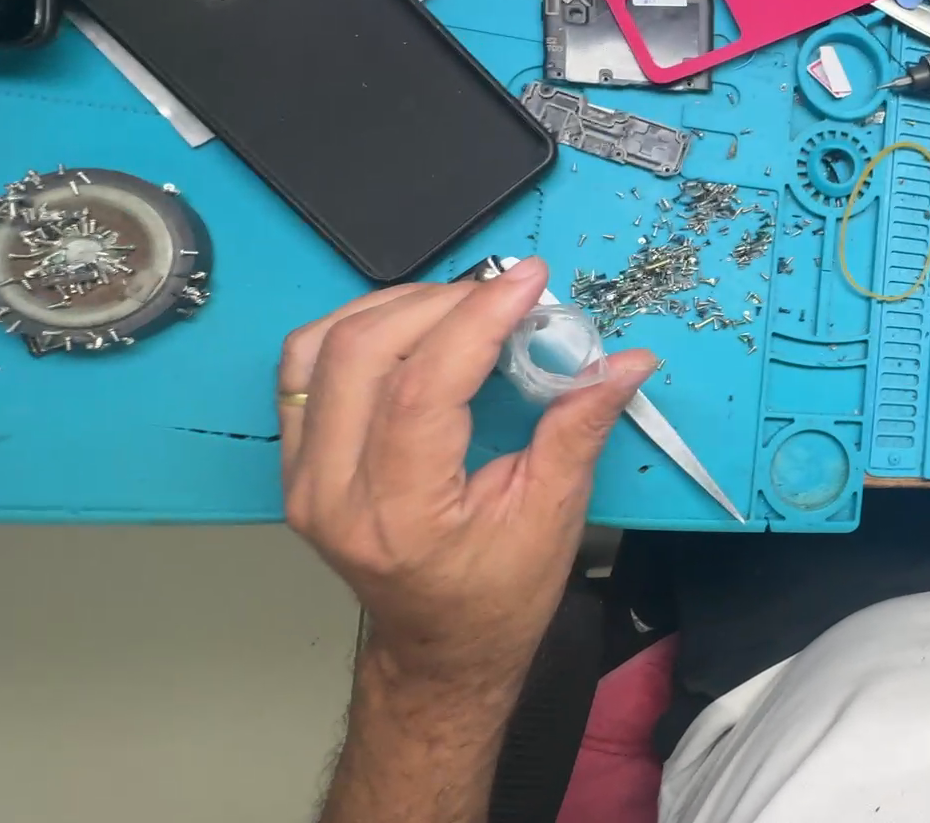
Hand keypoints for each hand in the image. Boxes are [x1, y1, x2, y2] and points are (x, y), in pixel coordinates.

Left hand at [277, 258, 654, 688]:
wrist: (440, 649)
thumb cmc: (504, 592)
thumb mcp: (555, 512)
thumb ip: (582, 426)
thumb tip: (631, 361)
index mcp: (400, 512)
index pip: (424, 387)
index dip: (479, 319)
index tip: (530, 279)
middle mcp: (329, 490)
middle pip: (360, 354)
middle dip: (441, 302)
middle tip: (506, 292)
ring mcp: (301, 475)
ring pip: (319, 349)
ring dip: (396, 306)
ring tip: (465, 302)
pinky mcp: (298, 463)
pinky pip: (305, 369)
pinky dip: (360, 328)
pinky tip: (416, 326)